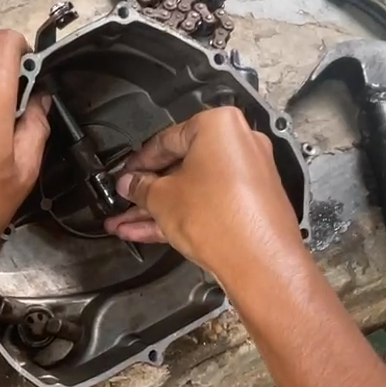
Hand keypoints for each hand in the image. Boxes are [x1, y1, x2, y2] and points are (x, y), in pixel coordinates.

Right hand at [105, 107, 304, 286]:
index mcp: (220, 126)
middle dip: (148, 188)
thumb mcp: (162, 198)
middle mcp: (239, 145)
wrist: (259, 260)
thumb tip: (131, 184)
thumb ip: (140, 187)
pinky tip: (151, 230)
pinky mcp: (249, 204)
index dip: (138, 161)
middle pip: (181, 165)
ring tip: (128, 222)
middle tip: (126, 198)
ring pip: (192, 189)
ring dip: (159, 206)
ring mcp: (247, 176)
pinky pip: (207, 203)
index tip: (126, 175)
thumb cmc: (222, 219)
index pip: (166, 139)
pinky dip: (181, 214)